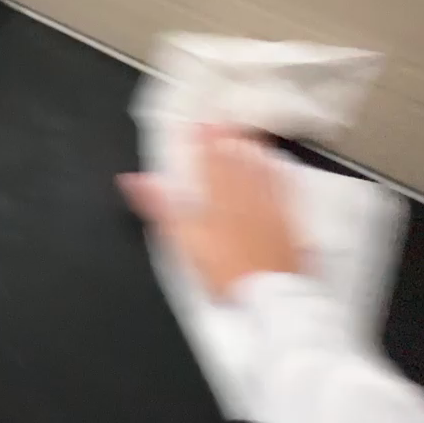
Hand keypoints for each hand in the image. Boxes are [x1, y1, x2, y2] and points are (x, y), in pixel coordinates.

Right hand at [118, 124, 302, 299]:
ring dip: (251, 150)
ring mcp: (269, 211)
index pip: (206, 163)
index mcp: (214, 201)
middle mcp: (243, 200)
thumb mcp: (181, 241)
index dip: (201, 141)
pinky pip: (284, 191)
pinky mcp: (288, 225)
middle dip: (225, 139)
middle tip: (222, 119)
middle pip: (234, 162)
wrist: (268, 303)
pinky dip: (279, 174)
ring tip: (246, 132)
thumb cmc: (220, 273)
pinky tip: (278, 164)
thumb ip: (159, 207)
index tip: (197, 123)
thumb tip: (135, 180)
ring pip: (259, 171)